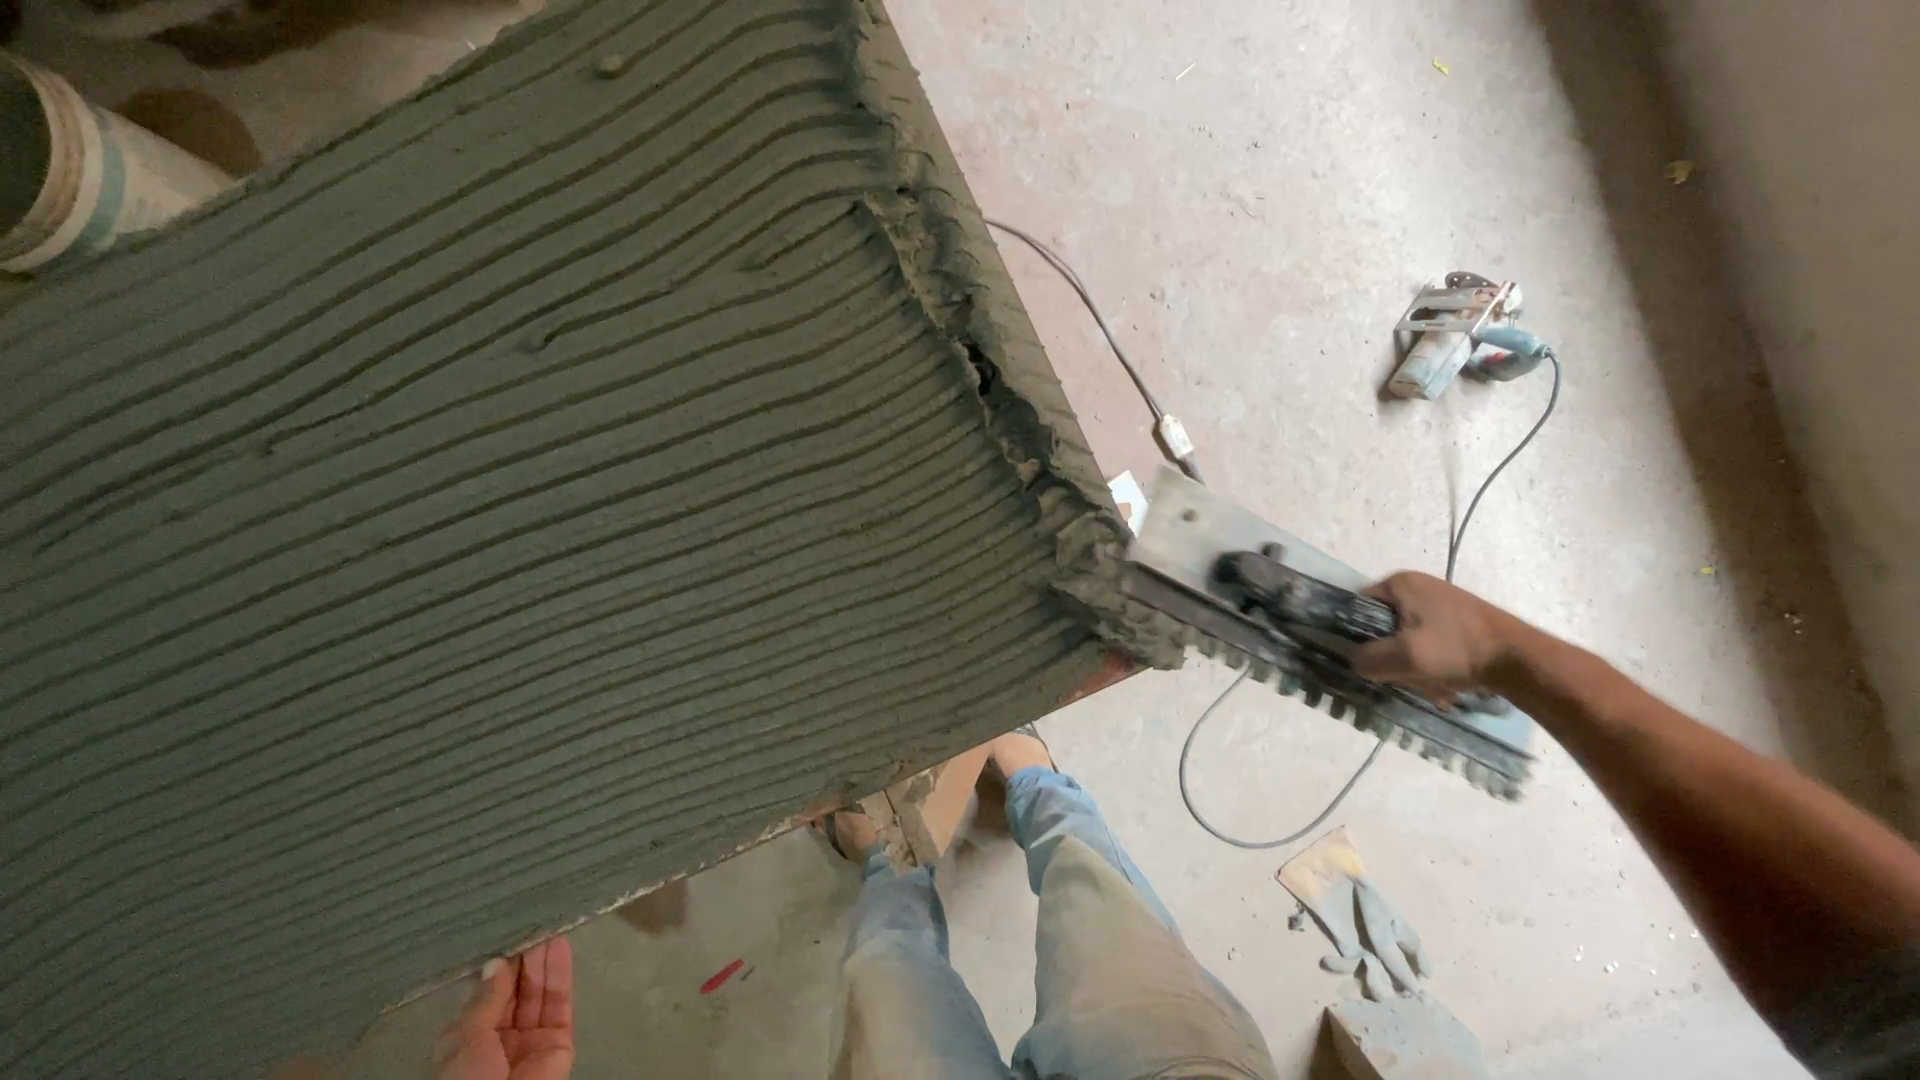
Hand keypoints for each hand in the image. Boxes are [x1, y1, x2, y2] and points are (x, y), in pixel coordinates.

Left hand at [436, 938, 574, 1079]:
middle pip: (517, 991)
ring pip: (540, 993)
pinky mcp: (560, 1040)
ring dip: (544, 960)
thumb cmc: (467, 1079)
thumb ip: (485, 999)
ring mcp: (532, 1039)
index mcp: (470, 1040)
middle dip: (524, 960)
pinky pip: (560, 1003)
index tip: (508, 936)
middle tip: (532, 926)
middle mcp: (501, 1037)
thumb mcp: (463, 1039)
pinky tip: (560, 947)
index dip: (499, 967)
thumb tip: (497, 962)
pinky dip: (561, 973)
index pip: (489, 995)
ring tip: (548, 928)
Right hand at [1350, 572, 1519, 699]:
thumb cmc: (1457, 649)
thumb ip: (1367, 660)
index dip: (1358, 636)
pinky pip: (1427, 642)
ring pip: (1405, 638)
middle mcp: (1416, 585)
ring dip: (1412, 664)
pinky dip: (1430, 662)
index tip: (1371, 659)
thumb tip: (1356, 663)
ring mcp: (1439, 601)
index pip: (1357, 608)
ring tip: (1429, 682)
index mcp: (1399, 582)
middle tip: (1406, 675)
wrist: (1519, 658)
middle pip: (1382, 626)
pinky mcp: (1456, 618)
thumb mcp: (1404, 657)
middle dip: (1391, 655)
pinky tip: (1442, 679)